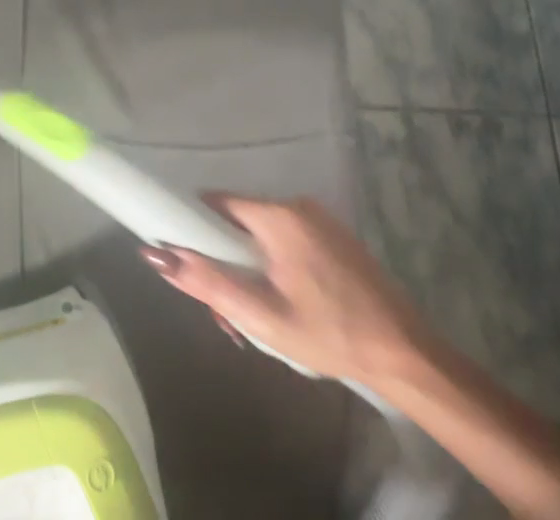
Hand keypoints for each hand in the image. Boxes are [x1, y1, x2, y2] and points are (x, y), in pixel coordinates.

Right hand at [139, 195, 432, 387]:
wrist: (405, 357)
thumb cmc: (329, 334)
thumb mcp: (259, 314)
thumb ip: (205, 281)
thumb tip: (154, 255)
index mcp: (278, 217)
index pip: (212, 203)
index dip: (190, 229)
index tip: (183, 264)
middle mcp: (298, 207)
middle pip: (234, 223)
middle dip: (220, 262)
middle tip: (223, 312)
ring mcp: (320, 222)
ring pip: (258, 236)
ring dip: (244, 270)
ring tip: (249, 318)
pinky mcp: (333, 239)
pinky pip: (283, 242)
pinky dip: (269, 268)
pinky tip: (276, 305)